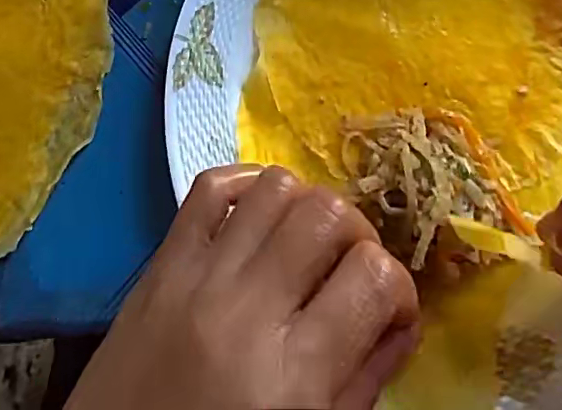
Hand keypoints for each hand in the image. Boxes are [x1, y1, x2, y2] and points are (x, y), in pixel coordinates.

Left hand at [68, 165, 419, 409]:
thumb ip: (363, 379)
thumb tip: (399, 317)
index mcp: (293, 377)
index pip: (373, 278)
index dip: (398, 287)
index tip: (389, 306)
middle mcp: (249, 310)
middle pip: (328, 215)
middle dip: (356, 234)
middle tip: (348, 266)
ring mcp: (200, 276)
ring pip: (275, 187)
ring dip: (306, 205)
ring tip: (304, 240)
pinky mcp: (163, 261)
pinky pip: (211, 185)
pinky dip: (246, 183)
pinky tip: (259, 212)